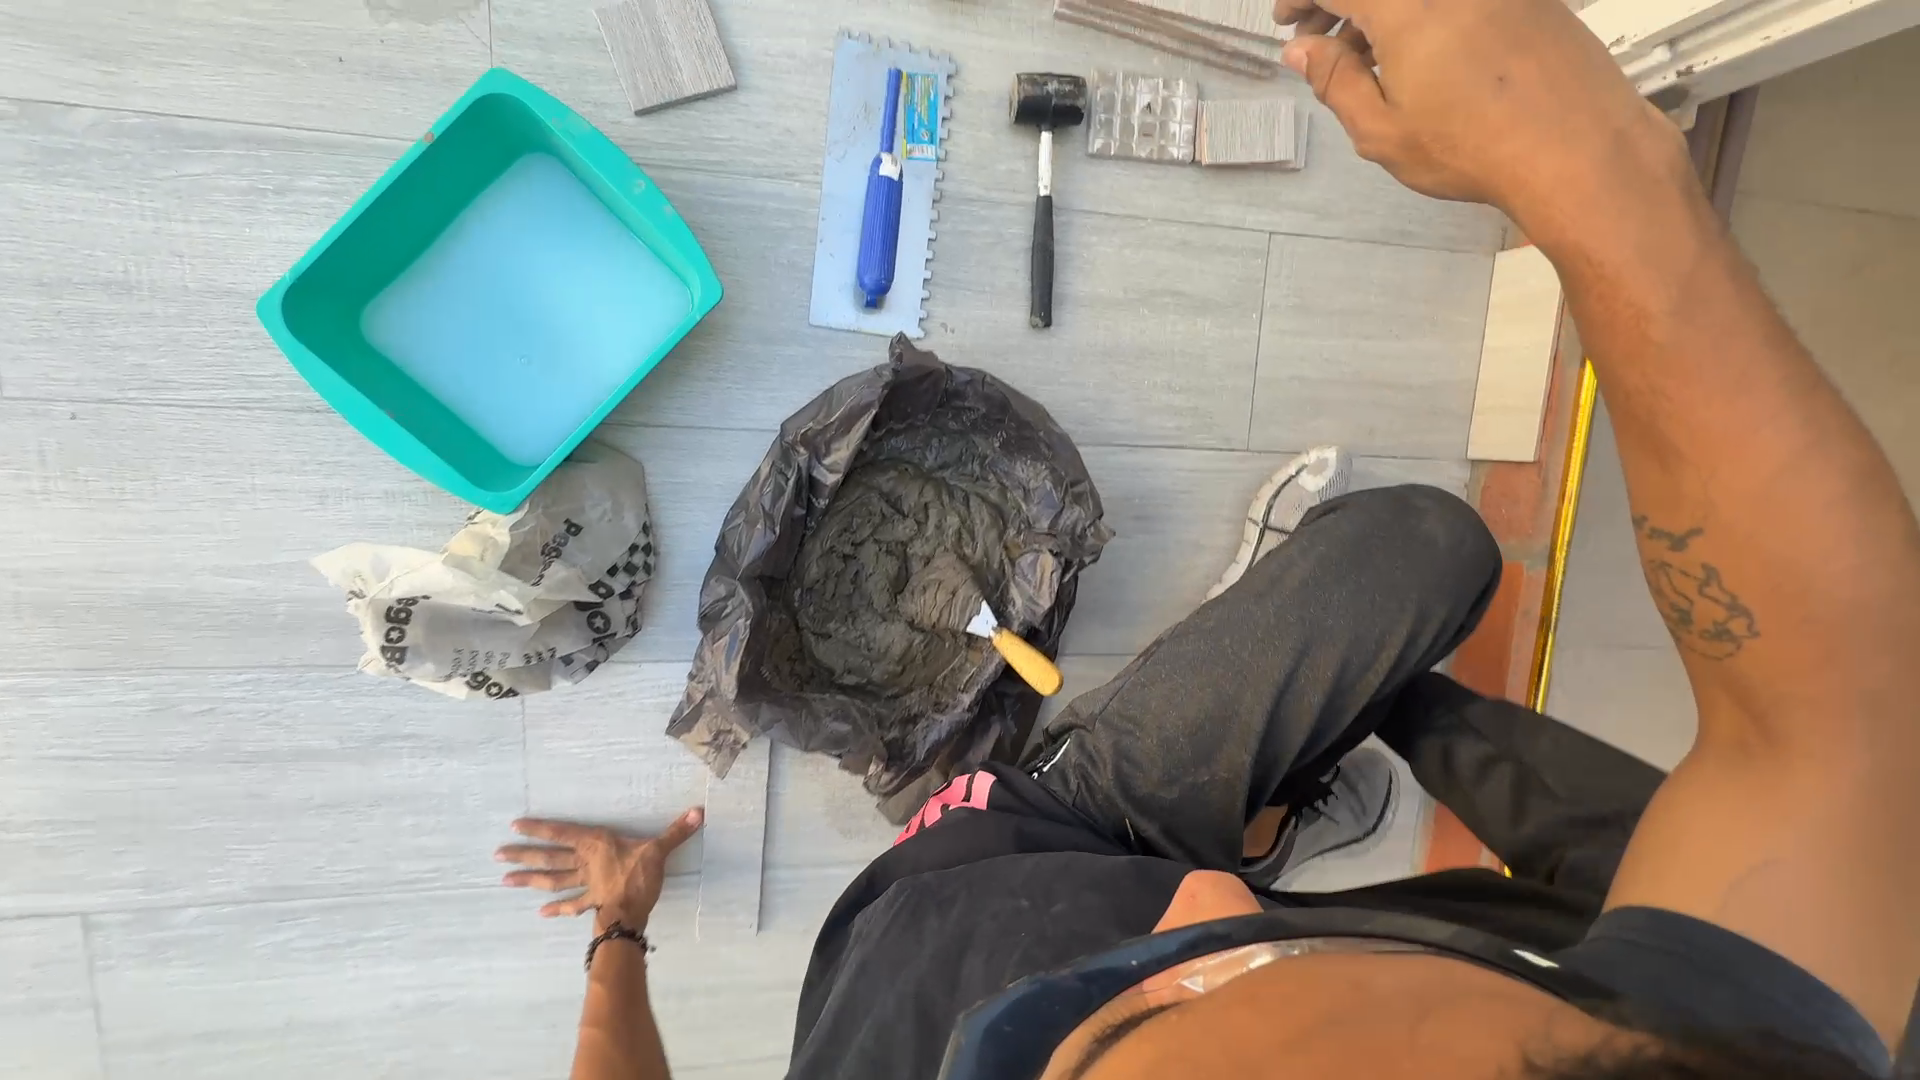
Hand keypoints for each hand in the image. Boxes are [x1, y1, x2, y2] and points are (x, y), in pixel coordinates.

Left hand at [495, 807, 703, 929]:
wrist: (630, 915)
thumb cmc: (638, 877)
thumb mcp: (658, 850)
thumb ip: (676, 831)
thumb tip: (700, 811)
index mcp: (596, 844)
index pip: (562, 833)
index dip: (539, 829)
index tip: (514, 826)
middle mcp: (585, 862)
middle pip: (549, 858)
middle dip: (524, 855)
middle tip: (497, 855)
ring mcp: (585, 885)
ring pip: (553, 880)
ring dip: (529, 881)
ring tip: (504, 881)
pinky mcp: (591, 903)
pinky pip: (571, 905)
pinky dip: (556, 908)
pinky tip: (540, 912)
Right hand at [1272, 0, 1688, 228]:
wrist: (1571, 143)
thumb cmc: (1465, 146)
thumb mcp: (1380, 129)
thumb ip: (1335, 81)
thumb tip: (1299, 48)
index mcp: (1408, 8)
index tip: (1286, 23)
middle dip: (1338, 1)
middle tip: (1317, 40)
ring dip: (1378, 10)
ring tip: (1363, 58)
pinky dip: (1418, 12)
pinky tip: (1413, 54)